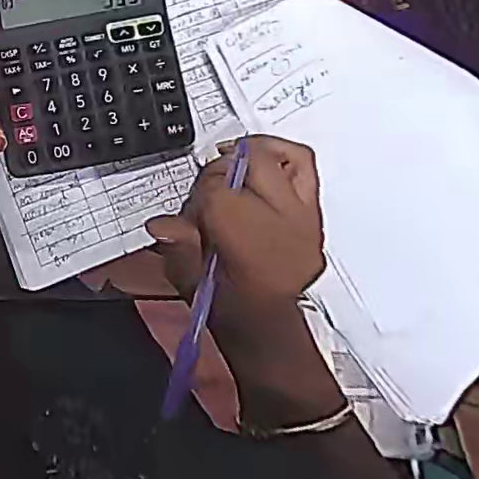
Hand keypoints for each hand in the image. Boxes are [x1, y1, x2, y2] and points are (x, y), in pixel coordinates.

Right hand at [146, 135, 338, 422]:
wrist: (263, 324)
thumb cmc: (227, 302)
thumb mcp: (188, 278)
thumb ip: (177, 245)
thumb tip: (164, 226)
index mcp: (250, 241)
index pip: (217, 190)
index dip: (197, 194)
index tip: (192, 209)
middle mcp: (283, 225)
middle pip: (249, 165)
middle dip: (222, 169)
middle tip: (210, 184)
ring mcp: (304, 219)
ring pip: (284, 158)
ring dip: (255, 153)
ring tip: (236, 161)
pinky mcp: (314, 217)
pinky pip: (305, 170)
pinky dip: (282, 158)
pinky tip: (263, 165)